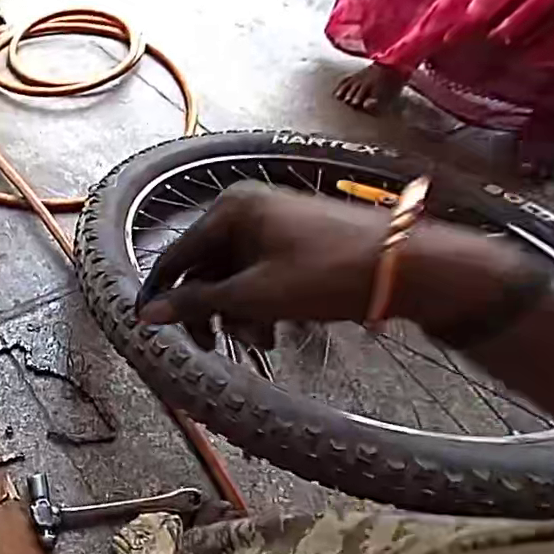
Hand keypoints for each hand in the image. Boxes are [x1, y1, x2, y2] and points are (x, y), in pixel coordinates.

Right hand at [136, 182, 526, 344]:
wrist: (408, 267)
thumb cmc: (325, 274)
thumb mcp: (253, 295)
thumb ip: (196, 302)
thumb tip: (146, 315)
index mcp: (229, 210)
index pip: (176, 256)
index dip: (161, 293)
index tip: (146, 325)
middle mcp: (244, 208)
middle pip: (204, 268)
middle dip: (209, 310)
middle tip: (212, 345)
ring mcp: (270, 221)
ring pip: (230, 275)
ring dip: (236, 312)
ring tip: (258, 340)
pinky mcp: (291, 237)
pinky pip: (256, 272)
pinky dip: (257, 302)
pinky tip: (272, 329)